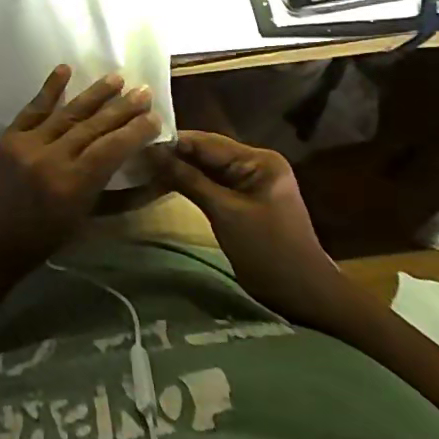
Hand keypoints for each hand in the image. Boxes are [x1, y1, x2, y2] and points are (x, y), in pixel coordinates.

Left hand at [0, 65, 160, 275]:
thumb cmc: (50, 235)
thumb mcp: (88, 216)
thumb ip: (118, 189)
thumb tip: (156, 170)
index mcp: (72, 185)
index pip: (111, 149)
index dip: (135, 131)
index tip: (155, 117)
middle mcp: (49, 159)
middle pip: (92, 127)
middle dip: (121, 108)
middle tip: (143, 91)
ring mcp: (25, 145)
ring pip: (67, 113)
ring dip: (94, 94)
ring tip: (116, 78)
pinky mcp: (7, 137)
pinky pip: (32, 109)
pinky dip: (49, 89)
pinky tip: (65, 69)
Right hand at [146, 131, 357, 327]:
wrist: (303, 295)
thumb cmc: (267, 251)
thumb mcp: (225, 213)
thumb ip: (189, 179)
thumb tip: (153, 152)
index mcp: (259, 160)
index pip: (207, 142)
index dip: (173, 142)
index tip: (137, 143)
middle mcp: (256, 163)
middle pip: (207, 152)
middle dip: (173, 155)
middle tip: (135, 155)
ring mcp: (251, 182)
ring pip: (207, 168)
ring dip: (179, 169)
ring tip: (143, 167)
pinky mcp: (244, 200)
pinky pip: (212, 184)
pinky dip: (190, 183)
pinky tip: (164, 182)